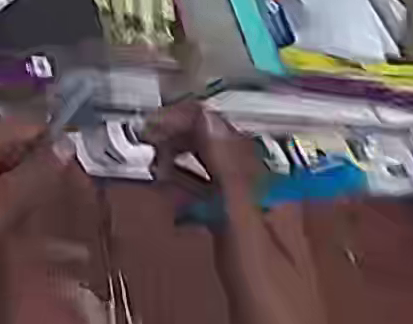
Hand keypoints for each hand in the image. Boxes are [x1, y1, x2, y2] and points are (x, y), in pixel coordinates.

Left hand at [0, 117, 71, 323]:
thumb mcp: (3, 203)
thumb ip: (37, 172)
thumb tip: (67, 145)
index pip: (35, 126)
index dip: (61, 150)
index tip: (81, 180)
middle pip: (22, 146)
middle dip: (44, 173)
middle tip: (62, 206)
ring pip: (9, 169)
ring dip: (26, 191)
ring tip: (34, 219)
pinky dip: (7, 202)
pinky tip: (9, 226)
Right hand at [151, 104, 327, 323]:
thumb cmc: (268, 297)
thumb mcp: (243, 231)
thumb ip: (227, 173)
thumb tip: (205, 115)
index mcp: (270, 184)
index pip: (226, 130)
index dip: (188, 119)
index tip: (152, 124)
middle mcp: (261, 190)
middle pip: (217, 144)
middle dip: (179, 135)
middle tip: (143, 139)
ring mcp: (249, 212)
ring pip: (209, 167)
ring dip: (178, 158)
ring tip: (149, 161)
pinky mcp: (236, 232)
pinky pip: (206, 194)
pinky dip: (183, 187)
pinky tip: (166, 193)